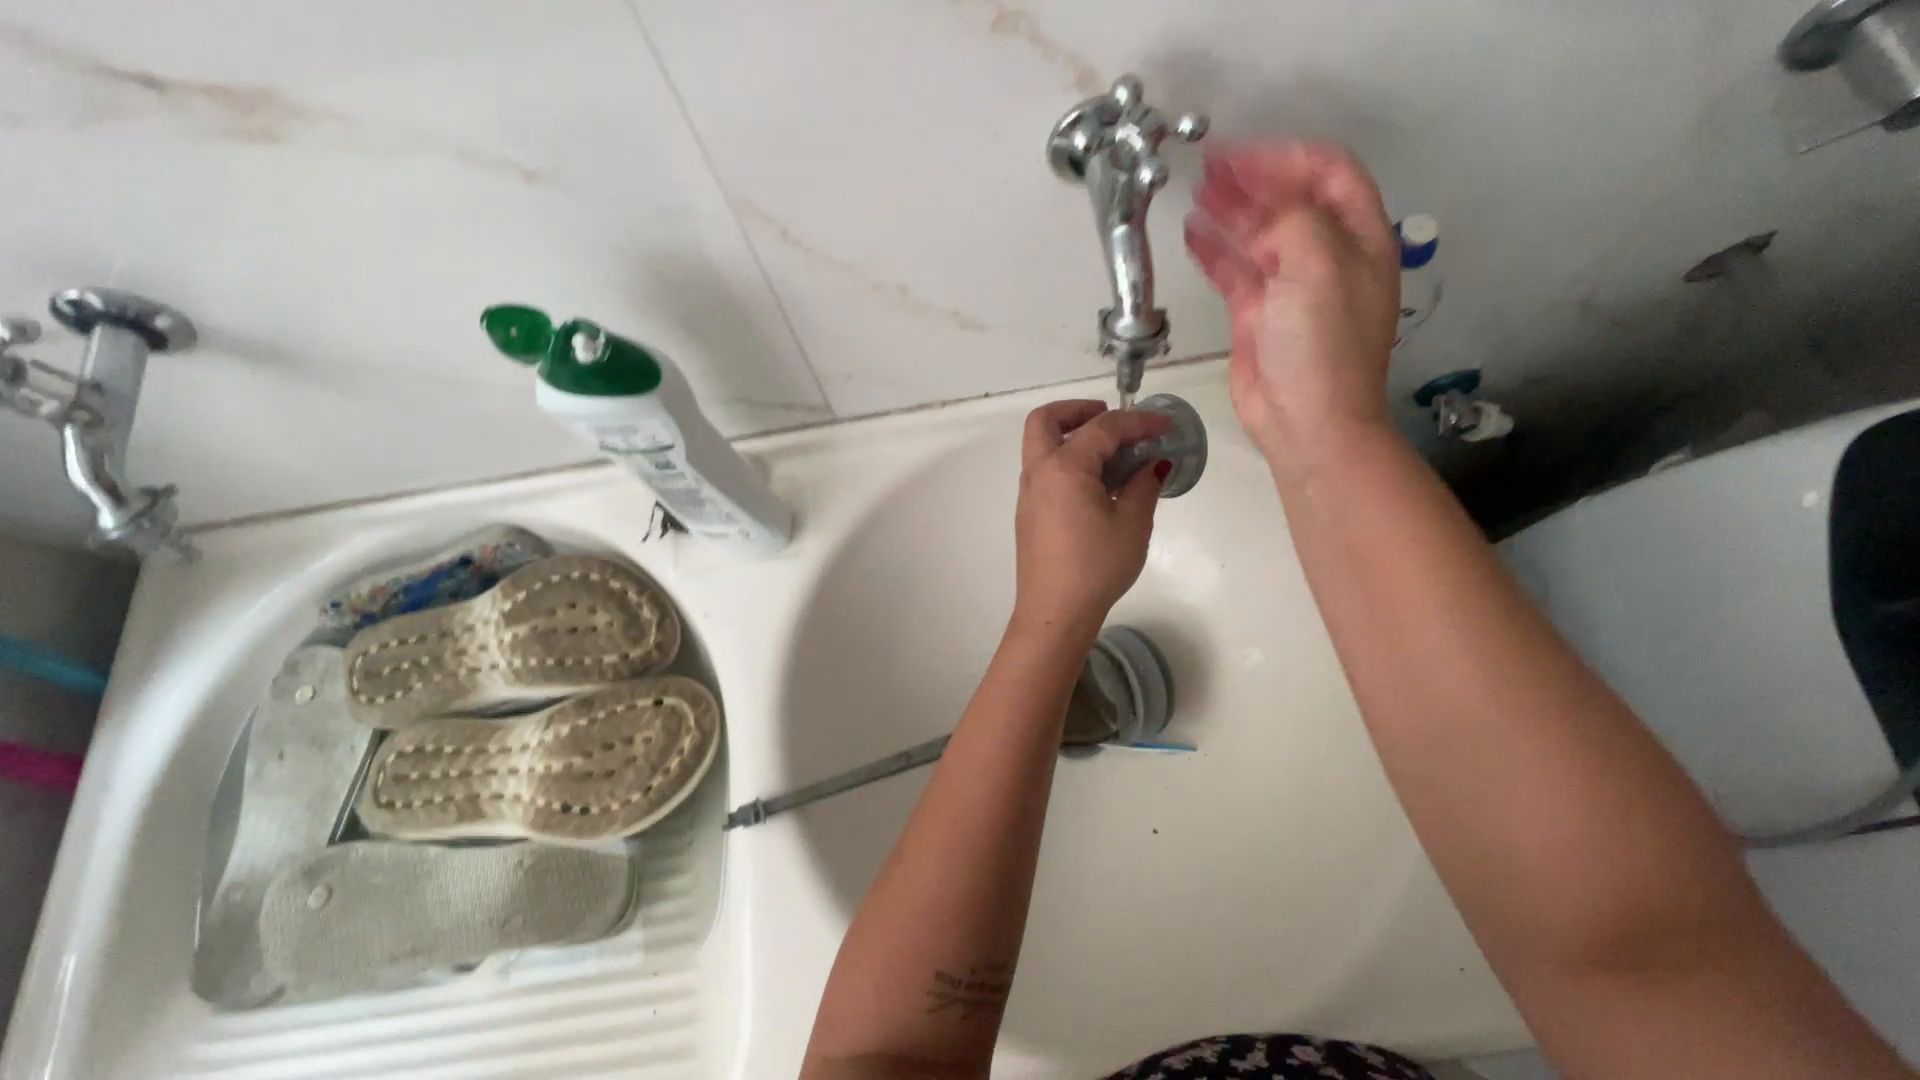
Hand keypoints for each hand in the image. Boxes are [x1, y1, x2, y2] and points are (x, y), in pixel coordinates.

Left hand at [1010, 400, 1169, 639]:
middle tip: (1111, 419)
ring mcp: (1028, 494)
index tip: (1164, 425)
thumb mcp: (1132, 524)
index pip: (1103, 429)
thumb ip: (1143, 485)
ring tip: (1111, 453)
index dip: (1137, 422)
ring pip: (1040, 445)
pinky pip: (1044, 471)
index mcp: (1064, 468)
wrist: (1055, 611)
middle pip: (1046, 420)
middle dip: (1078, 410)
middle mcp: (1039, 473)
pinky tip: (1097, 483)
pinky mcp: (1029, 514)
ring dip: (1071, 436)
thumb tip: (1153, 464)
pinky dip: (1066, 461)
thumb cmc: (1096, 566)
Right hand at [1184, 141, 1400, 463]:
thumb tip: (1263, 203)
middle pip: (1289, 199)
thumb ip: (1294, 218)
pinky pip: (1233, 269)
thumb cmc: (1324, 347)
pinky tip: (1193, 232)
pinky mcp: (1256, 314)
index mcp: (1357, 238)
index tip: (1243, 155)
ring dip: (1230, 208)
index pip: (1328, 174)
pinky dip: (1213, 249)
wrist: (1307, 422)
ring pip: (1257, 232)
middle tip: (1211, 164)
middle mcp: (1326, 256)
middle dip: (1253, 177)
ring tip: (1198, 189)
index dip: (1287, 156)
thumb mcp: (1319, 265)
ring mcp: (1289, 286)